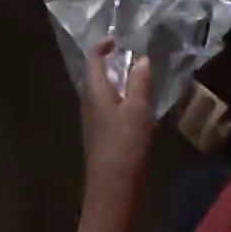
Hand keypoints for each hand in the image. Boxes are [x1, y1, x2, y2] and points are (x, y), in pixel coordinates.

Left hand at [80, 40, 153, 190]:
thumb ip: (139, 82)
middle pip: (96, 74)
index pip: (92, 58)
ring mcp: (93, 120)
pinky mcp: (100, 136)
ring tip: (139, 80)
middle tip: (133, 58)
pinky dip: (120, 101)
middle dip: (112, 63)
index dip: (103, 45)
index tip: (119, 40)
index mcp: (94, 90)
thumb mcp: (137, 110)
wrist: (112, 191)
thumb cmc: (124, 145)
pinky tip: (137, 110)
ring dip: (117, 83)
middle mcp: (89, 101)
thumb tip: (141, 58)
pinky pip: (108, 109)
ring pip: (102, 92)